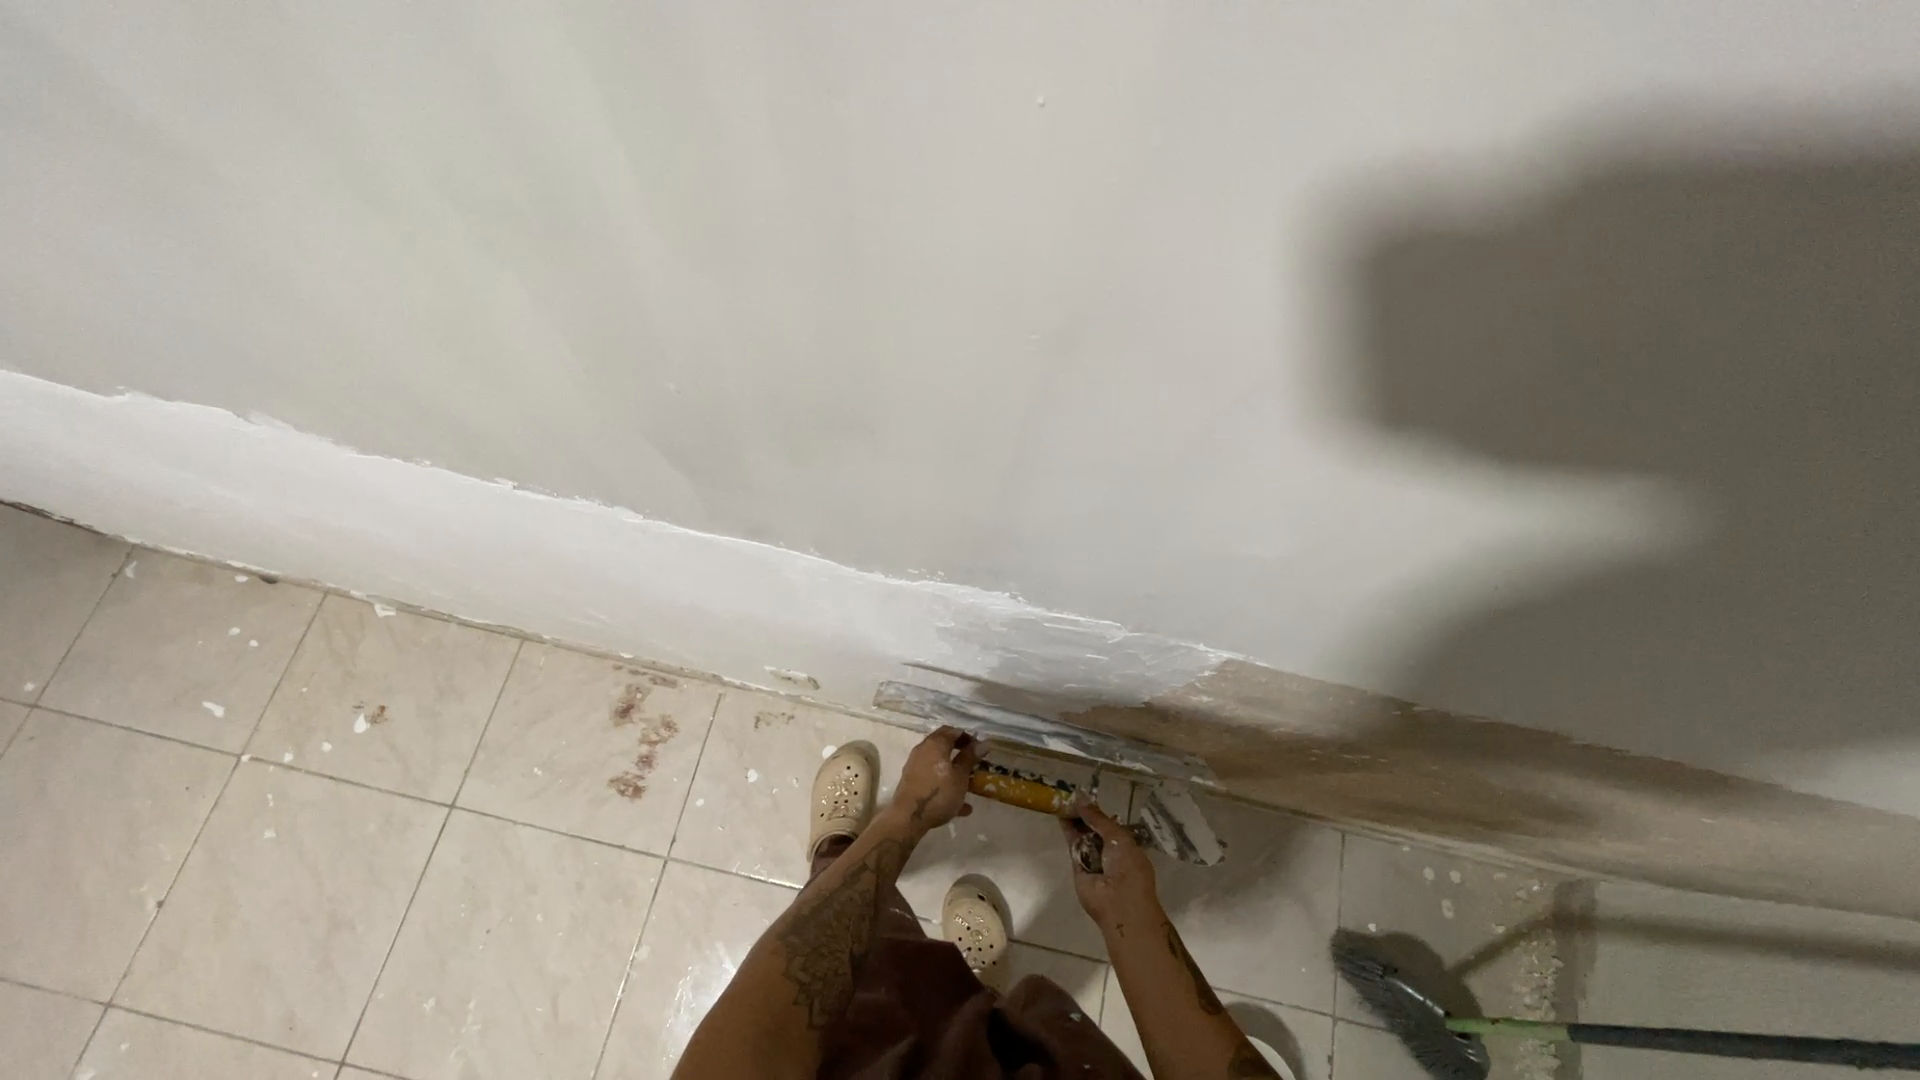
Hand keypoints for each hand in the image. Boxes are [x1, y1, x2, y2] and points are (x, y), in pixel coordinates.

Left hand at [885, 726, 979, 836]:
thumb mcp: (960, 776)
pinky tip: (961, 807)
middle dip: (960, 753)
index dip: (967, 736)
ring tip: (970, 785)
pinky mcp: (912, 783)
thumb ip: (970, 758)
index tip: (979, 748)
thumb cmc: (939, 793)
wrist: (908, 818)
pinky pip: (933, 779)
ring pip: (938, 764)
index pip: (952, 730)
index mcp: (935, 744)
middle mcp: (923, 750)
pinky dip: (945, 786)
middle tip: (975, 763)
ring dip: (954, 771)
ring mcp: (915, 767)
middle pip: (944, 746)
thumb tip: (983, 742)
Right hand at [1061, 801, 1161, 935]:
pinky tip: (1060, 815)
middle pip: (1093, 830)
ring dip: (1073, 820)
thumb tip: (1081, 798)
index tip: (1083, 799)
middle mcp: (1109, 852)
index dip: (1096, 813)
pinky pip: (1073, 845)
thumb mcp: (1118, 837)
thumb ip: (1098, 818)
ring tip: (1062, 801)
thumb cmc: (1128, 868)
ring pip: (1081, 836)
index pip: (1108, 825)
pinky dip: (1067, 831)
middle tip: (1069, 797)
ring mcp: (1092, 860)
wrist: (1119, 903)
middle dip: (1083, 815)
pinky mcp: (1077, 867)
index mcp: (1125, 845)